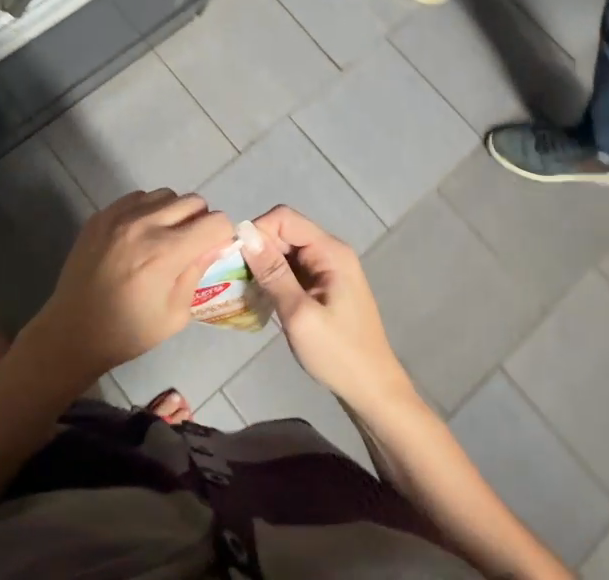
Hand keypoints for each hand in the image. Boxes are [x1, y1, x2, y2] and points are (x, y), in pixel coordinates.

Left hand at [30, 190, 233, 375]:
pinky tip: (140, 234)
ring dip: (174, 212)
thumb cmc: (129, 331)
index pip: (215, 222)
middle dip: (201, 220)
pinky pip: (136, 197)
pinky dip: (147, 210)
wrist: (73, 330)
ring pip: (165, 194)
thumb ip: (197, 272)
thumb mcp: (175, 314)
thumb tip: (214, 245)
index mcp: (166, 252)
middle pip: (193, 201)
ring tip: (165, 237)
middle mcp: (144, 224)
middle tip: (192, 245)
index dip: (222, 236)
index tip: (214, 250)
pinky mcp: (100, 216)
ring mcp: (118, 216)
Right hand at [242, 206, 410, 408]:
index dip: (257, 232)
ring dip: (263, 265)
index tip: (236, 260)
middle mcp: (331, 252)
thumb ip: (272, 273)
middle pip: (284, 231)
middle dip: (257, 249)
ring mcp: (328, 269)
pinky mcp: (323, 286)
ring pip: (285, 251)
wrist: (372, 390)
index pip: (284, 218)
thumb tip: (245, 234)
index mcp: (331, 252)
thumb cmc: (338, 354)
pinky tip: (261, 298)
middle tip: (235, 278)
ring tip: (245, 289)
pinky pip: (292, 269)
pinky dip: (274, 278)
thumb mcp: (299, 314)